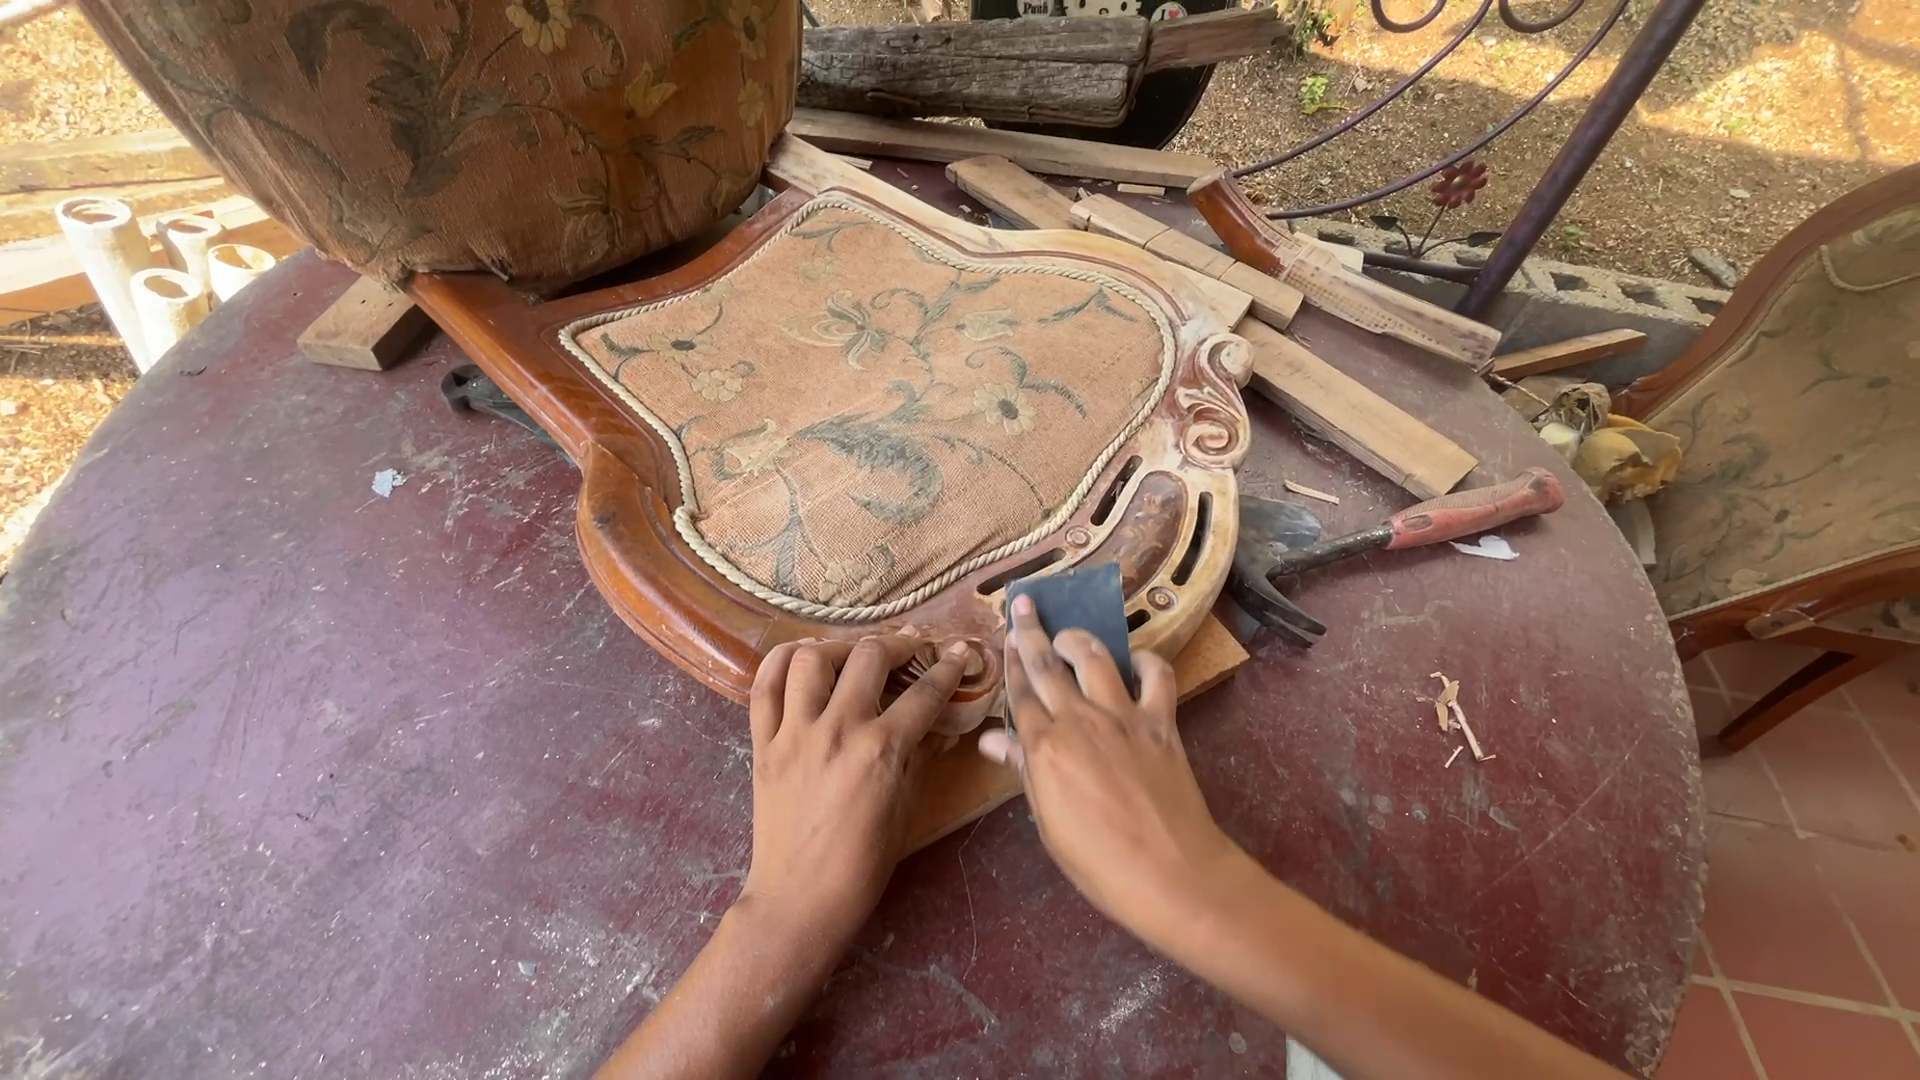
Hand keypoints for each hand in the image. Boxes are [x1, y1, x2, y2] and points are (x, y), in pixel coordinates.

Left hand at [738, 634, 969, 944]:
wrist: (799, 900)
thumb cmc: (863, 864)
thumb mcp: (905, 808)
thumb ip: (919, 757)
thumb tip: (938, 724)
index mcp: (881, 750)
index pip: (924, 693)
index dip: (948, 668)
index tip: (959, 652)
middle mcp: (838, 729)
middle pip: (869, 657)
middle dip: (898, 643)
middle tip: (909, 646)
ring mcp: (794, 732)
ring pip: (811, 657)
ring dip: (838, 645)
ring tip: (852, 653)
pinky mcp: (763, 742)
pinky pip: (765, 685)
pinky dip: (782, 661)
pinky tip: (801, 657)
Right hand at [978, 595, 1248, 940]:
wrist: (1170, 873)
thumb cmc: (1098, 861)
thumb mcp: (1048, 822)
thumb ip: (1024, 771)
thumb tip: (991, 739)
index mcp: (1045, 747)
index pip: (1020, 693)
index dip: (1011, 661)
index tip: (1005, 635)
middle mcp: (1079, 720)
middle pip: (1048, 665)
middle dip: (1031, 631)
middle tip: (1024, 602)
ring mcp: (1122, 717)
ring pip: (1095, 659)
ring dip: (1079, 638)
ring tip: (1069, 633)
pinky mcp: (1161, 721)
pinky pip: (1156, 677)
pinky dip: (1146, 661)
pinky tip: (1136, 659)